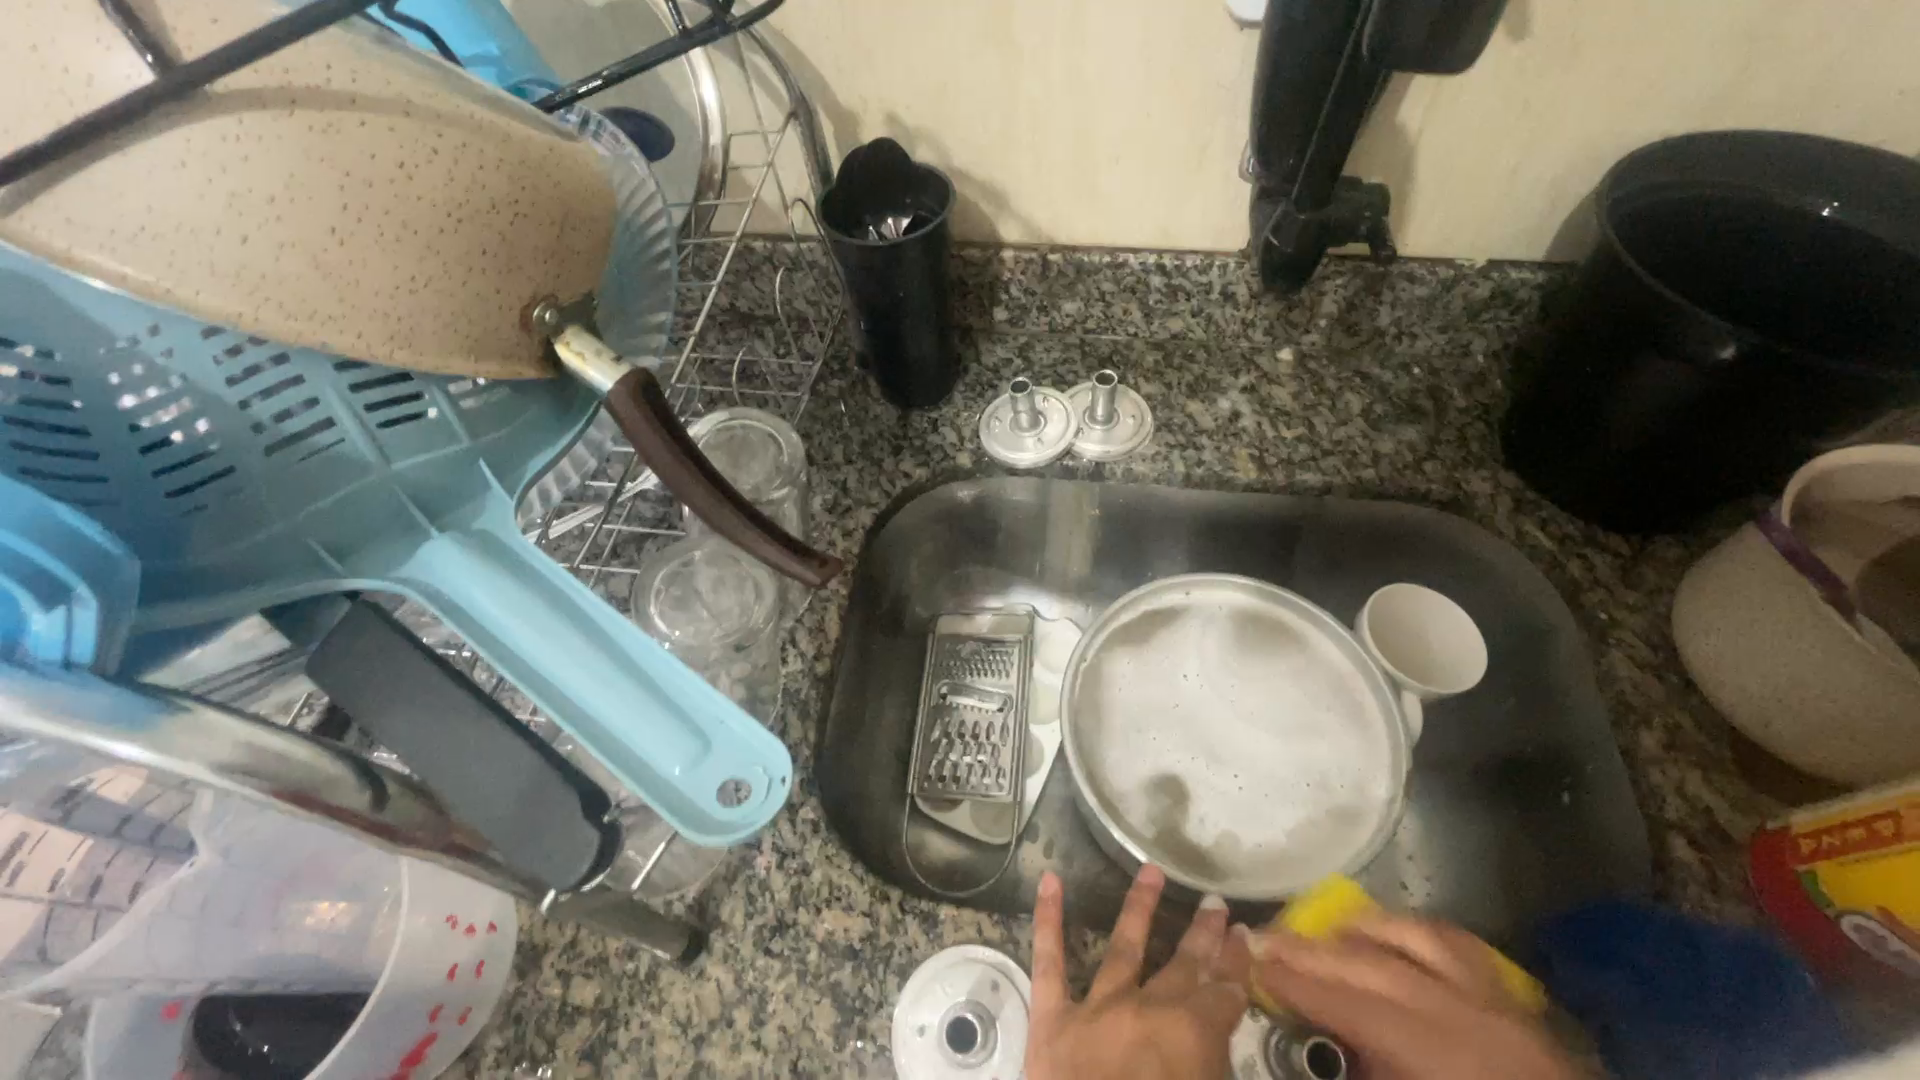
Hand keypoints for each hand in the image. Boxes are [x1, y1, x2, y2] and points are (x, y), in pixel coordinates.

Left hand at [1025, 865, 1251, 1079]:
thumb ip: (1218, 1067)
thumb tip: (1220, 1053)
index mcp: (1192, 1037)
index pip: (1225, 994)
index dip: (1238, 966)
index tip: (1244, 936)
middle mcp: (1149, 1010)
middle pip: (1183, 965)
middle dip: (1203, 935)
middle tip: (1214, 903)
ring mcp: (1098, 1009)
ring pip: (1124, 946)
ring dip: (1139, 907)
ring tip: (1150, 872)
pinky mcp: (1052, 1017)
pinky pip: (1049, 961)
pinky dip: (1047, 919)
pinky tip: (1049, 881)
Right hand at [1250, 914, 1583, 1079]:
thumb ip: (1370, 1071)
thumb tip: (1326, 1048)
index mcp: (1444, 1057)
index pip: (1353, 1007)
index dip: (1296, 984)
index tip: (1249, 963)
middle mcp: (1471, 1017)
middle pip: (1374, 966)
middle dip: (1311, 951)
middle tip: (1260, 938)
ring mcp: (1499, 1004)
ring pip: (1417, 941)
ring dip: (1360, 931)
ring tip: (1320, 932)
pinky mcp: (1518, 1005)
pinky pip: (1459, 947)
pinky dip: (1414, 933)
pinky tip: (1391, 933)